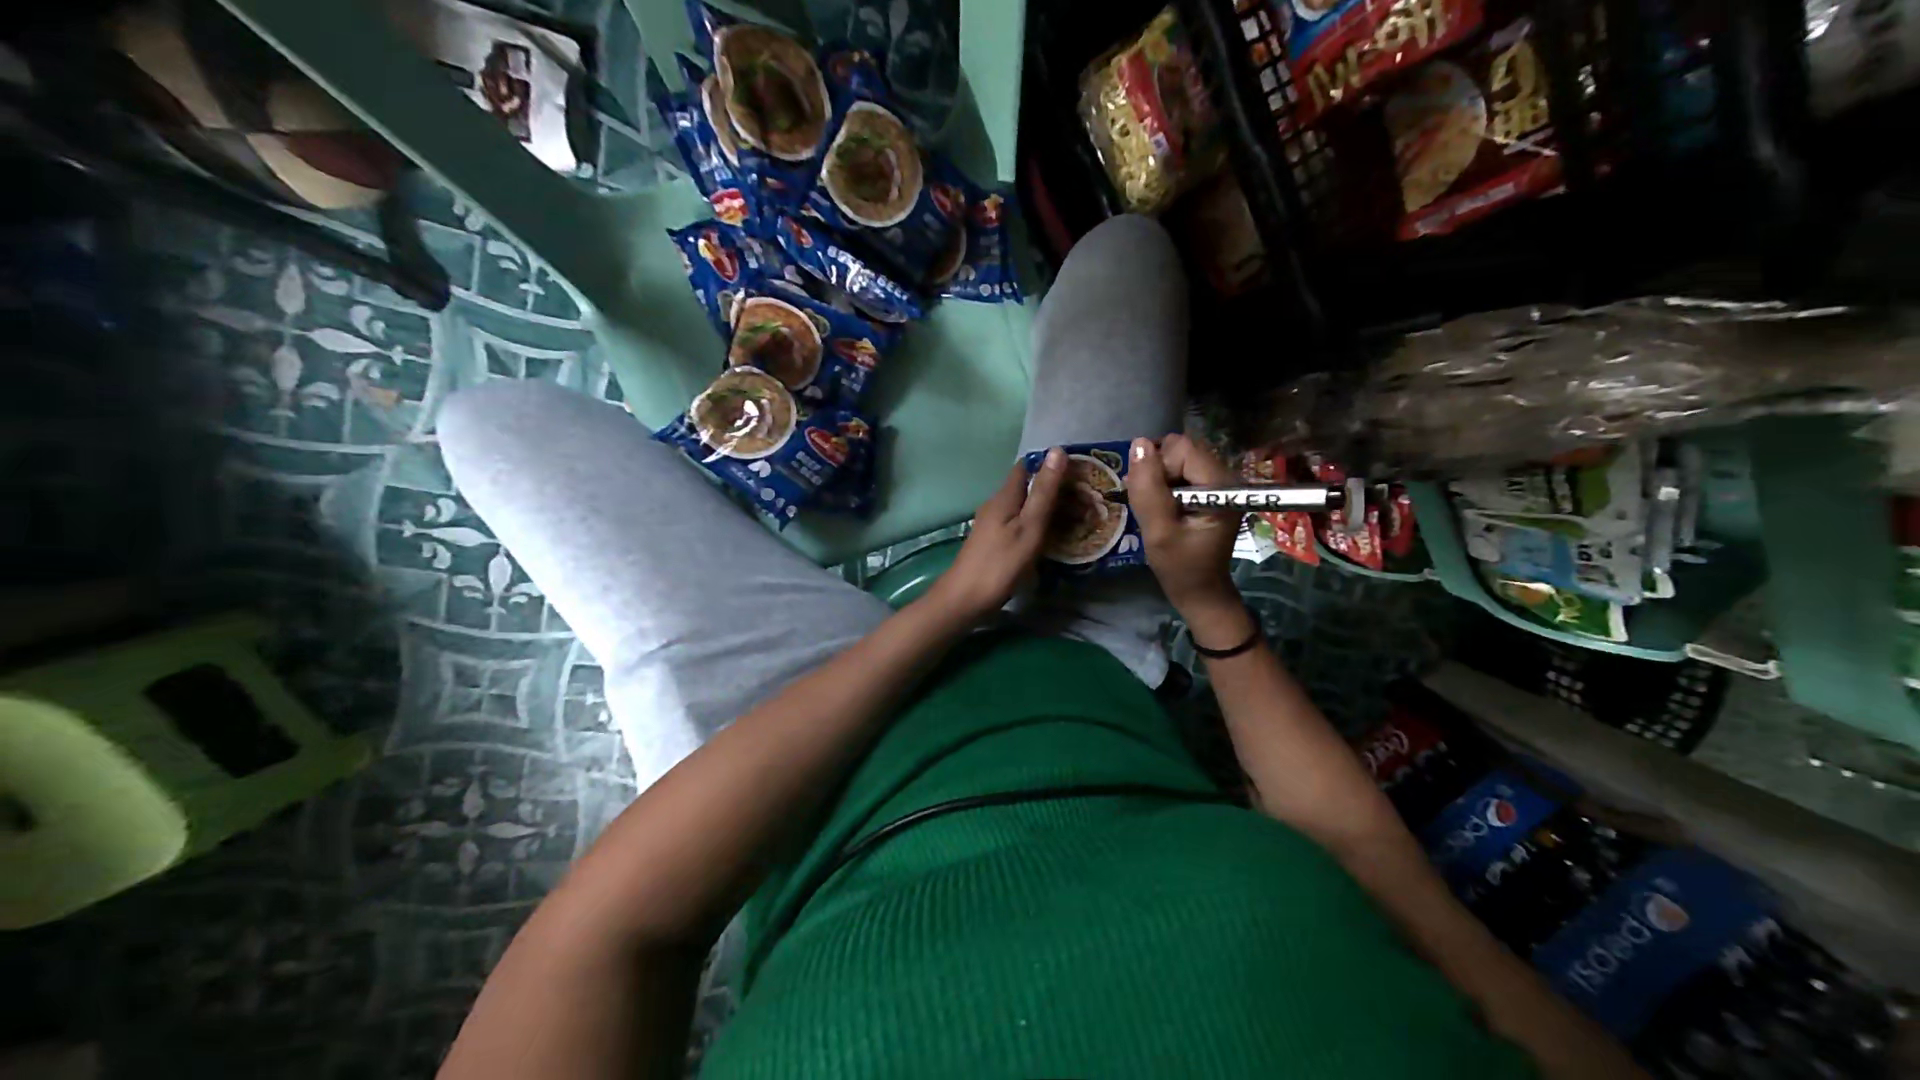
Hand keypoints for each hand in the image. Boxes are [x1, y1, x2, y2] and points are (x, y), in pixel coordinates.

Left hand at [926, 448, 1067, 622]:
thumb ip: (1044, 491)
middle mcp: (996, 504)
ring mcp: (992, 524)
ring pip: (1024, 507)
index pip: (1026, 466)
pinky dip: (1037, 525)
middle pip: (1026, 487)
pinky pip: (1019, 523)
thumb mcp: (1029, 526)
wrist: (965, 599)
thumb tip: (1056, 450)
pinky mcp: (993, 541)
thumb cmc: (1000, 563)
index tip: (1078, 471)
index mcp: (1005, 496)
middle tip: (1085, 499)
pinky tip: (1052, 537)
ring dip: (1047, 508)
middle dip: (1053, 489)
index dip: (1050, 464)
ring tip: (1076, 517)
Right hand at [1124, 435, 1251, 647]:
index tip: (1152, 498)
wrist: (1200, 592)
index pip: (1180, 447)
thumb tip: (1138, 444)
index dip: (1158, 467)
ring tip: (1156, 509)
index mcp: (1220, 485)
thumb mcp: (1158, 531)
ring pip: (1179, 458)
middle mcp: (1225, 475)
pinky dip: (1166, 485)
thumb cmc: (1180, 567)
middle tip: (1151, 505)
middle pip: (1181, 449)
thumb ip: (1148, 488)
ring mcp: (1219, 482)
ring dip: (1160, 479)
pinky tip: (1163, 508)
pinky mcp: (1211, 489)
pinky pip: (1182, 471)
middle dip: (1158, 471)